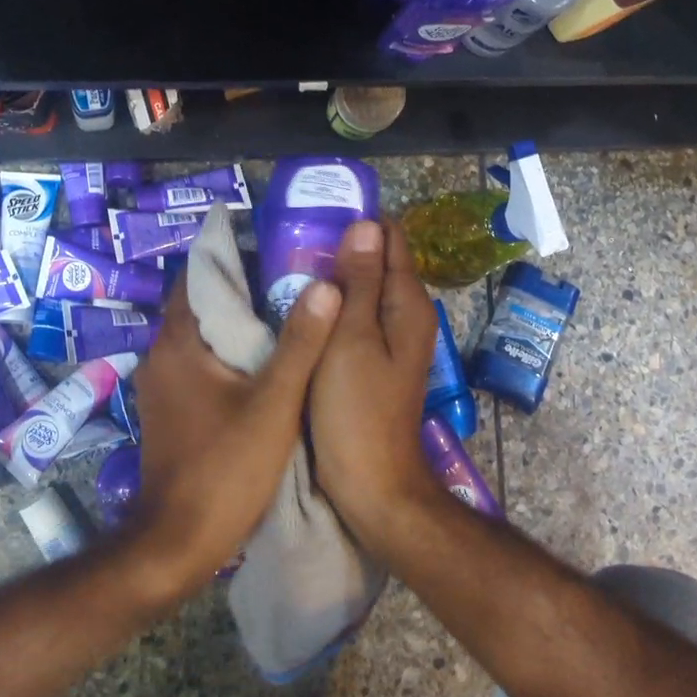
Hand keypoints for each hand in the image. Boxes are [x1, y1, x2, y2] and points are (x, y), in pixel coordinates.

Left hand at [126, 273, 340, 600]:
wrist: (177, 543)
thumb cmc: (226, 468)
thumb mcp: (274, 403)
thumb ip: (301, 342)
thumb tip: (327, 284)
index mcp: (178, 342)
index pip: (199, 274)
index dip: (234, 254)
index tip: (276, 243)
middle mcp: (161, 355)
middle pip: (202, 303)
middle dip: (243, 285)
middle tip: (294, 273)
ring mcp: (162, 385)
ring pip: (202, 335)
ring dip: (238, 321)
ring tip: (288, 310)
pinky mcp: (171, 410)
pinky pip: (200, 363)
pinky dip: (229, 352)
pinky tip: (265, 360)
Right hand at [306, 219, 444, 547]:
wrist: (371, 484)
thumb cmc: (357, 410)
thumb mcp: (353, 339)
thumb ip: (361, 282)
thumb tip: (365, 225)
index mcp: (407, 303)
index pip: (390, 238)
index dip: (358, 221)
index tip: (316, 212)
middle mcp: (407, 316)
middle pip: (377, 262)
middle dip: (342, 246)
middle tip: (292, 237)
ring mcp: (392, 341)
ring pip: (363, 291)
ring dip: (335, 277)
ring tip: (288, 263)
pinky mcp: (374, 362)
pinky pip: (355, 318)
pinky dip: (333, 307)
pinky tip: (302, 307)